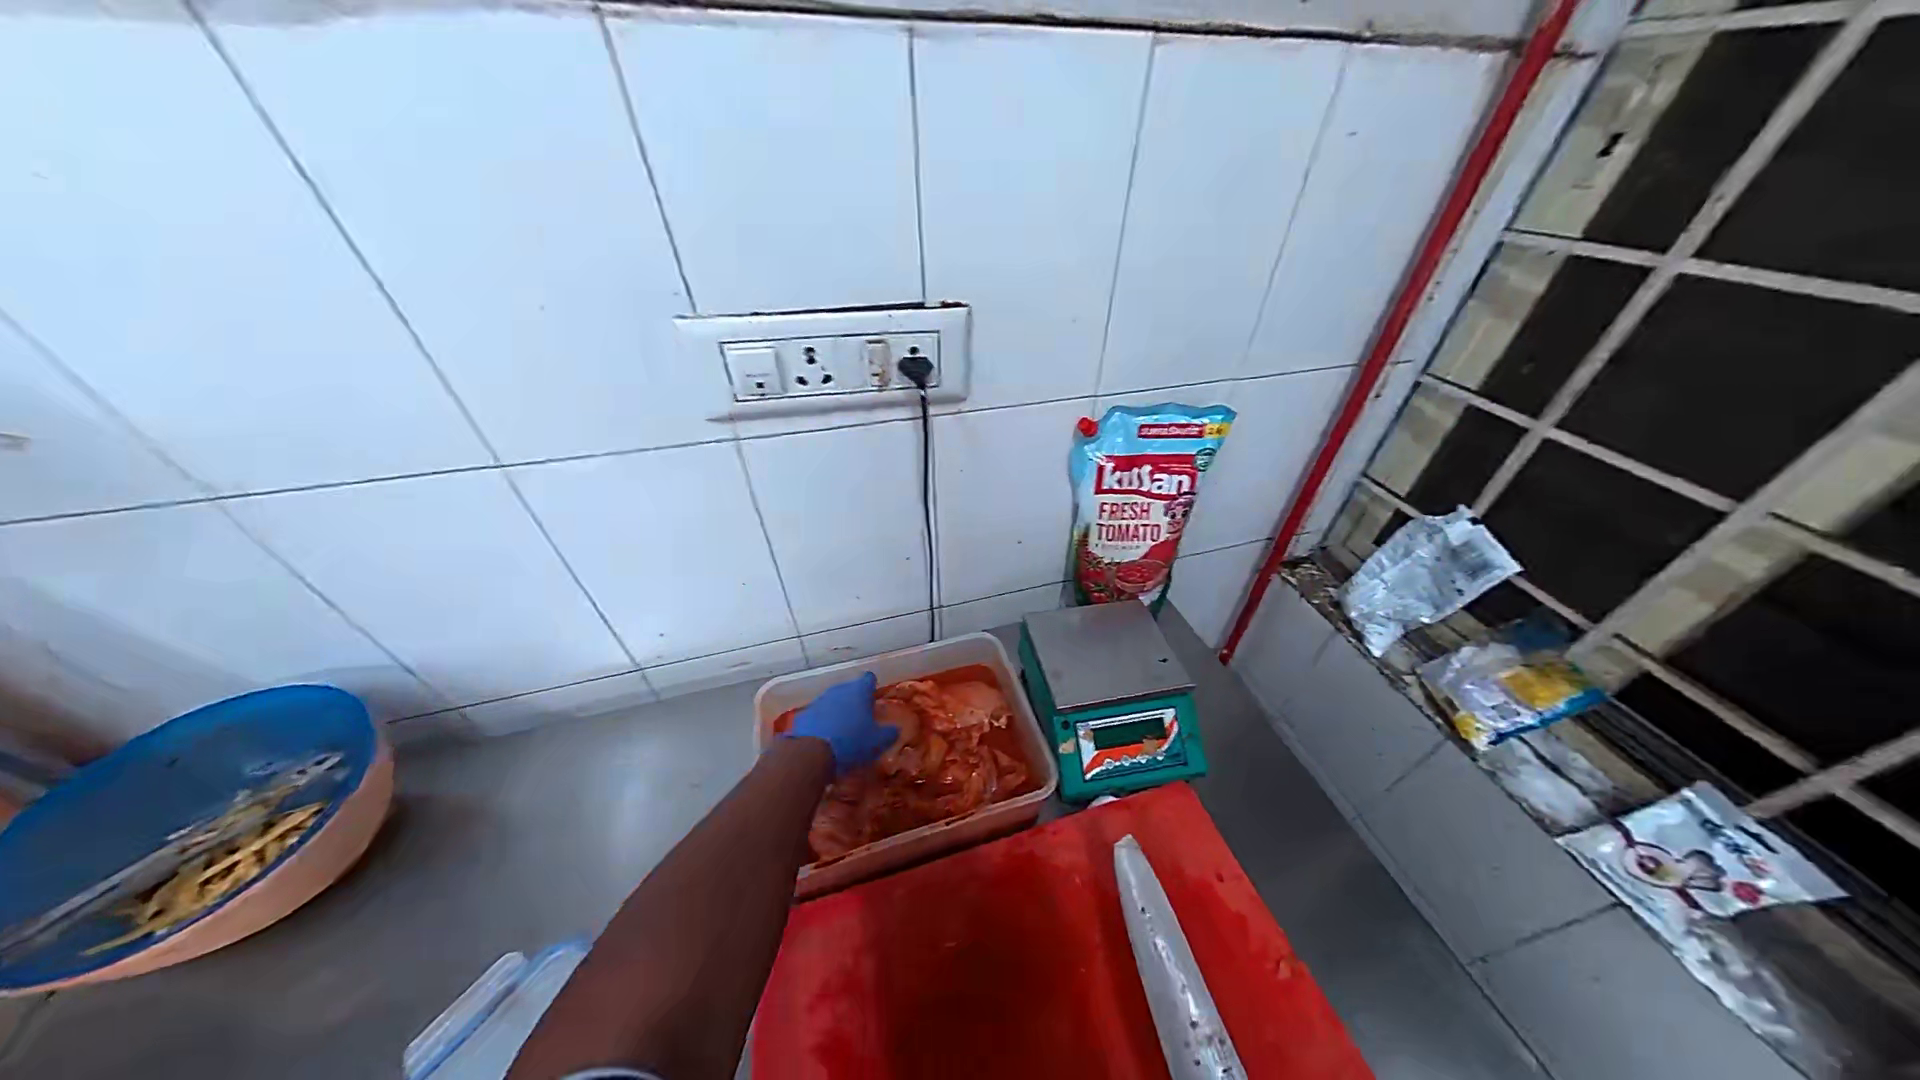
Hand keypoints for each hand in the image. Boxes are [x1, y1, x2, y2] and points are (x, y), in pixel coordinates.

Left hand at [783, 672, 898, 773]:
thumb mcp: (877, 741)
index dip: (872, 687)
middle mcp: (839, 690)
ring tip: (842, 730)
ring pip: (832, 701)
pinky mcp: (804, 715)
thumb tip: (895, 729)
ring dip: (837, 711)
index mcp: (858, 691)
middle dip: (854, 701)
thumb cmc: (852, 742)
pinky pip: (817, 715)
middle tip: (861, 718)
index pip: (869, 679)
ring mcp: (819, 701)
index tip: (873, 697)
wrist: (813, 753)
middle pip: (849, 689)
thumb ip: (889, 733)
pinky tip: (824, 738)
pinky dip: (821, 722)